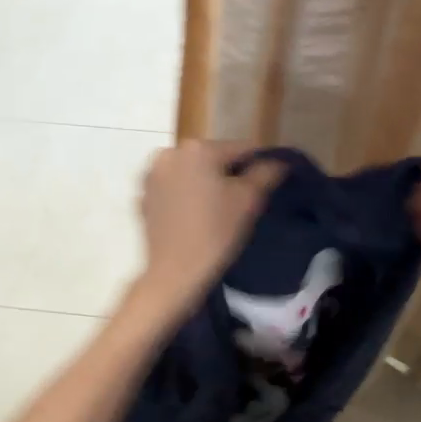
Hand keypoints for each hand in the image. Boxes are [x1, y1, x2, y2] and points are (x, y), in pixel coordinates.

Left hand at [134, 141, 284, 313]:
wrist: (174, 272)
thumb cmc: (215, 233)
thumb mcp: (248, 201)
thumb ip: (266, 174)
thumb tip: (278, 162)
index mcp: (197, 148)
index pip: (239, 149)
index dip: (257, 165)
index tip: (266, 183)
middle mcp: (169, 153)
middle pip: (211, 159)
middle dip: (226, 174)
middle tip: (240, 200)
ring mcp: (151, 175)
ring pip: (189, 173)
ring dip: (203, 184)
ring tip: (216, 210)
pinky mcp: (141, 196)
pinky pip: (171, 189)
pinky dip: (183, 196)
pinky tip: (193, 217)